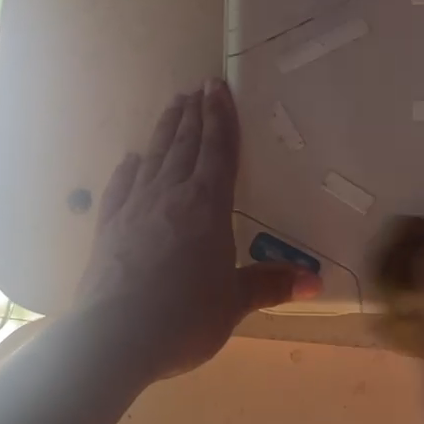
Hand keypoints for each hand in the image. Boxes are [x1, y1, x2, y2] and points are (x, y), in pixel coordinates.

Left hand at [76, 80, 319, 380]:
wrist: (114, 335)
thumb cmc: (184, 317)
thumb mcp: (234, 302)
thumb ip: (270, 285)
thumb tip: (315, 281)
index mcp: (208, 205)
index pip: (218, 150)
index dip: (221, 117)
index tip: (218, 87)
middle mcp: (171, 194)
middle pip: (185, 145)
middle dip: (195, 114)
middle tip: (198, 87)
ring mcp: (135, 207)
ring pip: (155, 156)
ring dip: (166, 129)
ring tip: (173, 105)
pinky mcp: (109, 225)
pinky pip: (121, 185)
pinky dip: (130, 168)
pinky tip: (132, 159)